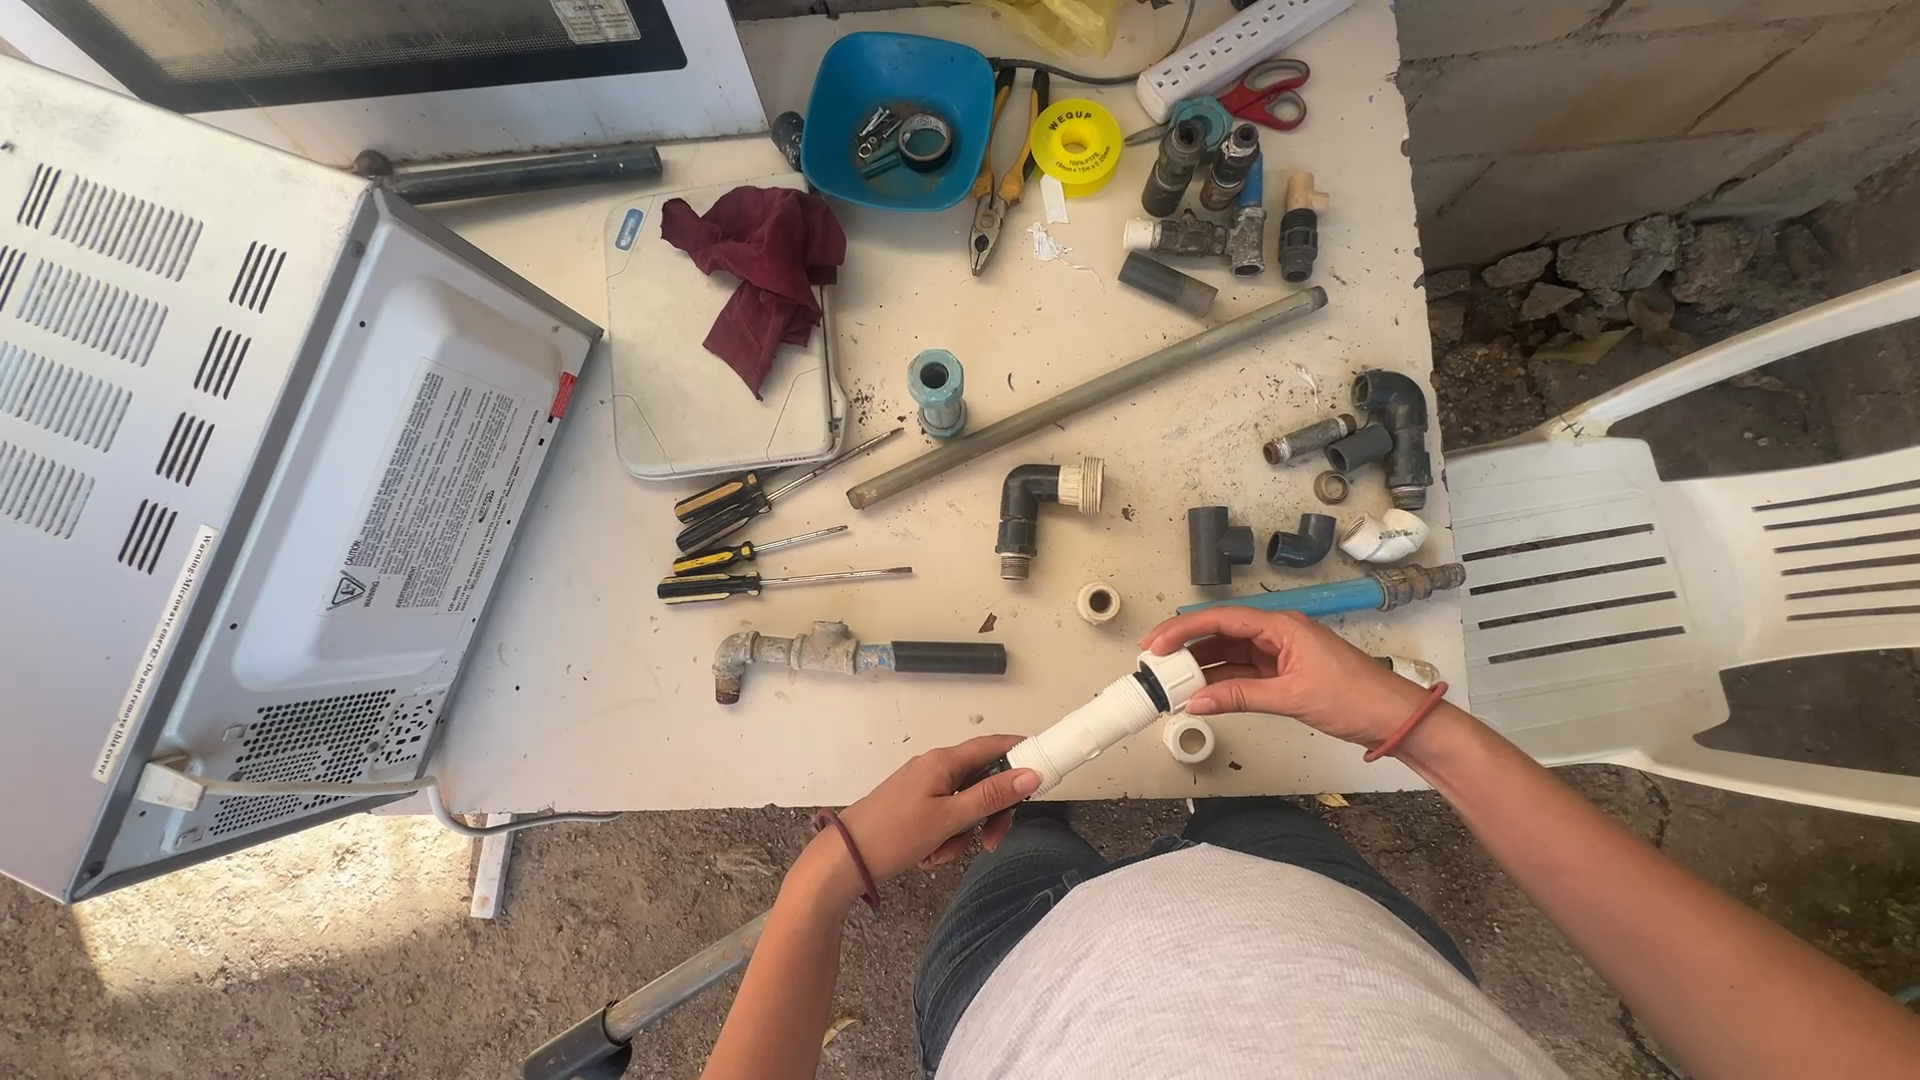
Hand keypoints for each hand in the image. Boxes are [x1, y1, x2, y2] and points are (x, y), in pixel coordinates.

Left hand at [800, 736, 1039, 904]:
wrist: (844, 859)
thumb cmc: (895, 834)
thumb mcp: (950, 818)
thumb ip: (991, 796)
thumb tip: (1031, 774)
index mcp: (944, 761)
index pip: (993, 745)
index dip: (1020, 753)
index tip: (1044, 770)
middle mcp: (935, 767)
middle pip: (981, 781)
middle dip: (989, 814)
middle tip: (990, 843)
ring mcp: (922, 786)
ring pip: (963, 805)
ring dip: (962, 833)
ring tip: (941, 855)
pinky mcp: (913, 806)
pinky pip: (944, 817)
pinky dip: (944, 837)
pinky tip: (929, 856)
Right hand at [1140, 608, 1431, 747]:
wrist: (1394, 718)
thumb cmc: (1358, 697)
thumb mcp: (1292, 697)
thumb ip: (1240, 697)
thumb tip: (1198, 700)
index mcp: (1281, 626)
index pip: (1221, 620)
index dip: (1184, 628)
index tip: (1158, 642)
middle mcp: (1276, 633)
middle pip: (1218, 633)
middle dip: (1184, 646)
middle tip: (1155, 661)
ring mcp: (1277, 653)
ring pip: (1226, 653)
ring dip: (1199, 667)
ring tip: (1171, 680)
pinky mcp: (1280, 672)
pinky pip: (1239, 671)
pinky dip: (1219, 682)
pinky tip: (1200, 692)